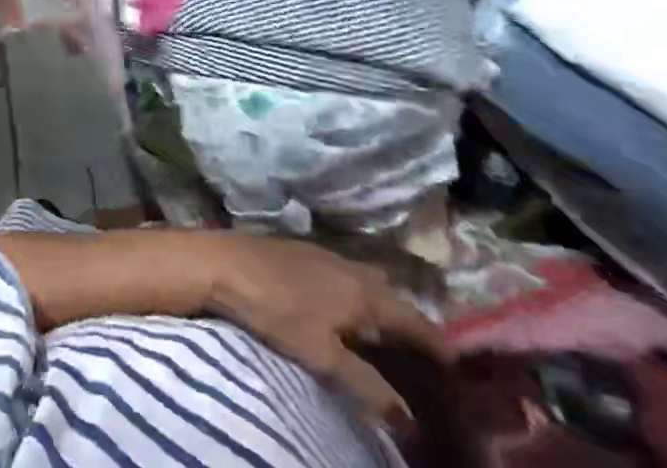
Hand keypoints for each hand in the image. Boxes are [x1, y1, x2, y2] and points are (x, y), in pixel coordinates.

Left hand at [202, 233, 446, 423]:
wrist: (214, 263)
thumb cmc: (271, 309)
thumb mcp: (320, 355)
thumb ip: (366, 386)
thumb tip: (407, 419)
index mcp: (364, 291)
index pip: (415, 319)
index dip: (435, 342)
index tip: (452, 365)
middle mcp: (347, 265)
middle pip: (388, 292)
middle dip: (403, 317)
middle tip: (412, 347)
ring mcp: (315, 251)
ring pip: (358, 276)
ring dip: (370, 299)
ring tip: (372, 327)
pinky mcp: (287, 247)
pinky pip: (331, 269)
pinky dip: (342, 287)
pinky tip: (329, 302)